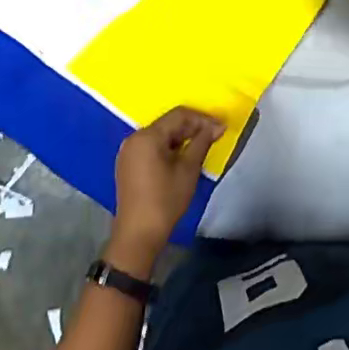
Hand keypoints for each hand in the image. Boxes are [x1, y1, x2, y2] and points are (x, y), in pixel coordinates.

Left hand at [108, 108, 223, 273]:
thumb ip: (201, 143)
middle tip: (214, 136)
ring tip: (200, 146)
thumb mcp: (188, 170)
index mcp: (147, 136)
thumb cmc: (165, 200)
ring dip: (180, 138)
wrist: (138, 233)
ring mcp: (128, 151)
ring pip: (159, 135)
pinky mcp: (127, 164)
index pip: (178, 116)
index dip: (202, 119)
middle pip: (167, 124)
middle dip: (191, 128)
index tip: (221, 127)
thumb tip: (217, 126)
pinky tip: (181, 157)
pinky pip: (150, 147)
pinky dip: (167, 148)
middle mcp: (134, 138)